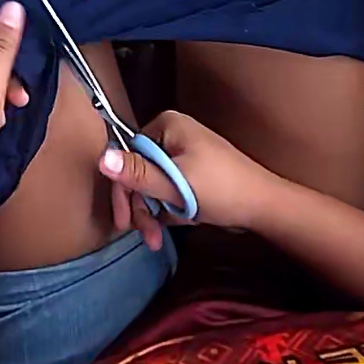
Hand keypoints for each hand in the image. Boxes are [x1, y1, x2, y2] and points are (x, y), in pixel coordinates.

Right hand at [98, 111, 284, 238]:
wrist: (262, 205)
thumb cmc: (221, 190)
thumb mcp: (174, 185)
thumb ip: (137, 174)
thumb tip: (101, 157)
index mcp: (168, 126)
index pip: (127, 156)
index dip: (124, 191)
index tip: (125, 222)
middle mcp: (173, 133)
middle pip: (139, 172)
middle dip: (141, 207)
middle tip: (147, 235)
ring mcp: (183, 151)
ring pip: (152, 184)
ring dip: (153, 213)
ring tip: (159, 238)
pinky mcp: (192, 169)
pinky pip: (168, 187)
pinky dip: (169, 207)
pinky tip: (179, 222)